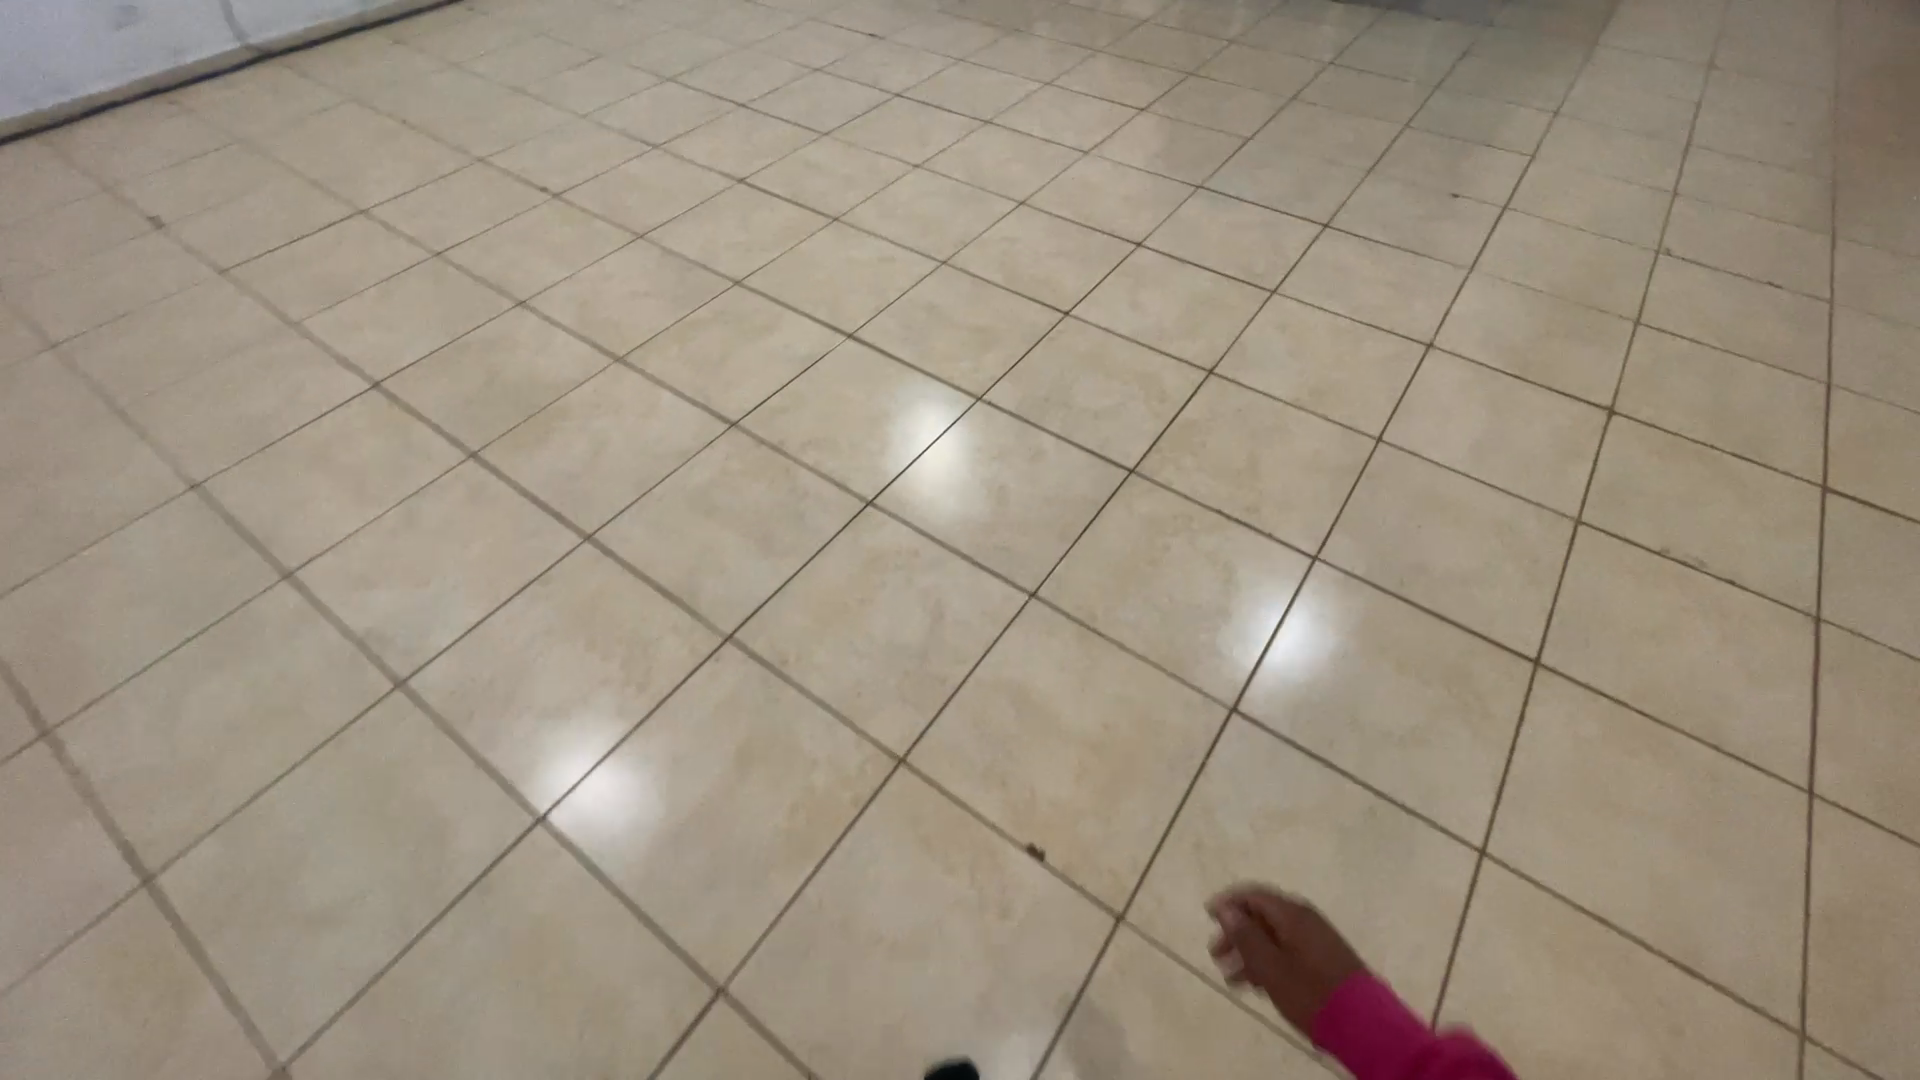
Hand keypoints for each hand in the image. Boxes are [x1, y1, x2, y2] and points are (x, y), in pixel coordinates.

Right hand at [1206, 885, 1365, 1036]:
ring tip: (1232, 978)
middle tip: (1217, 954)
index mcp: (1291, 914)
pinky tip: (1256, 985)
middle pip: (1262, 916)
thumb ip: (1246, 936)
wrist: (1367, 1028)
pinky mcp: (1324, 960)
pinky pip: (1287, 951)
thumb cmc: (1310, 992)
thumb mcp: (1270, 966)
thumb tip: (1226, 910)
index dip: (1228, 903)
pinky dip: (1268, 962)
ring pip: (1274, 936)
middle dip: (1236, 933)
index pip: (1253, 895)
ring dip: (1250, 952)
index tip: (1207, 916)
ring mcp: (1317, 940)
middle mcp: (1304, 920)